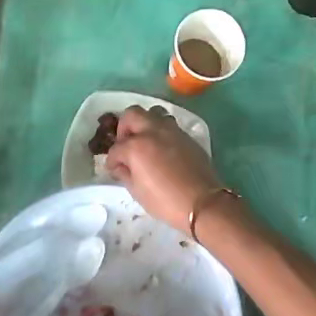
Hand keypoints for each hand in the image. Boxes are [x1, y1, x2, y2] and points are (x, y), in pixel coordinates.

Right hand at [106, 106, 223, 229]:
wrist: (203, 202)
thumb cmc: (166, 201)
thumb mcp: (137, 192)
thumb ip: (125, 174)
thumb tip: (121, 166)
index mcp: (136, 146)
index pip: (116, 148)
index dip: (112, 160)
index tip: (115, 169)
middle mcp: (153, 131)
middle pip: (132, 115)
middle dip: (124, 128)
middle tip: (126, 145)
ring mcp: (172, 131)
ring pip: (153, 113)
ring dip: (145, 124)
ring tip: (146, 142)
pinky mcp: (187, 136)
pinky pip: (170, 125)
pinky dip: (161, 131)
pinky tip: (162, 148)